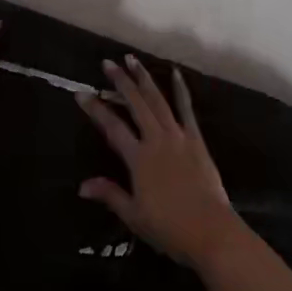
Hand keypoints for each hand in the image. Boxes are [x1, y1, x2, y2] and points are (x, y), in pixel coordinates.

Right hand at [76, 55, 244, 267]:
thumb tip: (82, 186)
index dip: (95, 110)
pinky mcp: (196, 138)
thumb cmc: (169, 228)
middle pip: (135, 104)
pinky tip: (175, 72)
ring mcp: (178, 135)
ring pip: (157, 100)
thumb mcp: (134, 215)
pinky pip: (186, 108)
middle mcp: (156, 140)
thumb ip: (110, 194)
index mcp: (138, 158)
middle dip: (120, 82)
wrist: (210, 231)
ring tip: (133, 59)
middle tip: (108, 62)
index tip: (81, 93)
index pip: (112, 128)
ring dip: (144, 78)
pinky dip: (180, 89)